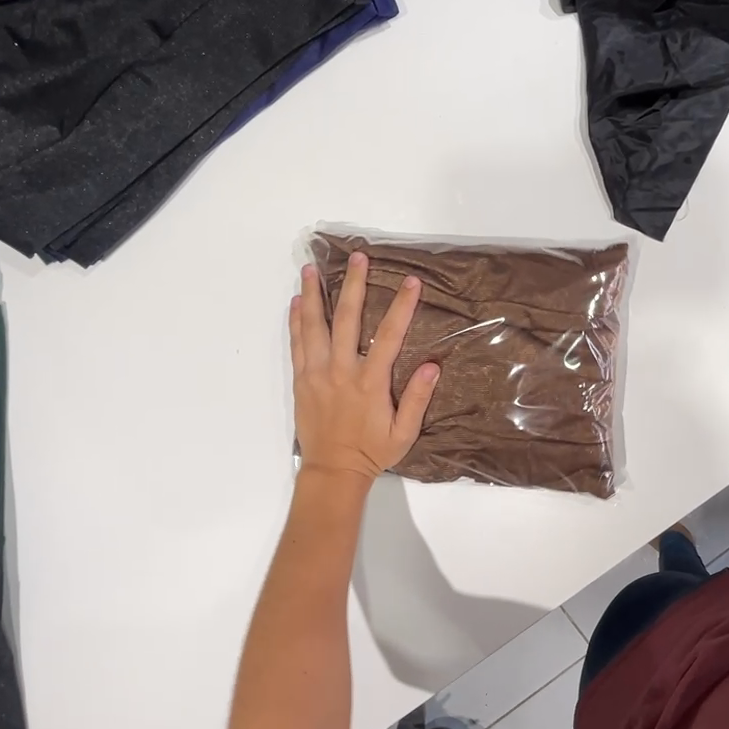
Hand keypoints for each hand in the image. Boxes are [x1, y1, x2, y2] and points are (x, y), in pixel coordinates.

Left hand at [289, 254, 439, 483]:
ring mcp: (317, 373)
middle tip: (358, 258)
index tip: (412, 282)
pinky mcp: (301, 380)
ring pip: (314, 325)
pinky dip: (295, 321)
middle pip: (347, 319)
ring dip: (313, 295)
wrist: (333, 471)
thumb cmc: (373, 452)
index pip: (390, 335)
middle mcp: (341, 371)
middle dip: (354, 285)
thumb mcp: (405, 432)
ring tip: (311, 268)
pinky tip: (296, 302)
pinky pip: (296, 343)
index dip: (402, 306)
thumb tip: (432, 366)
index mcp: (370, 382)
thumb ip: (417, 398)